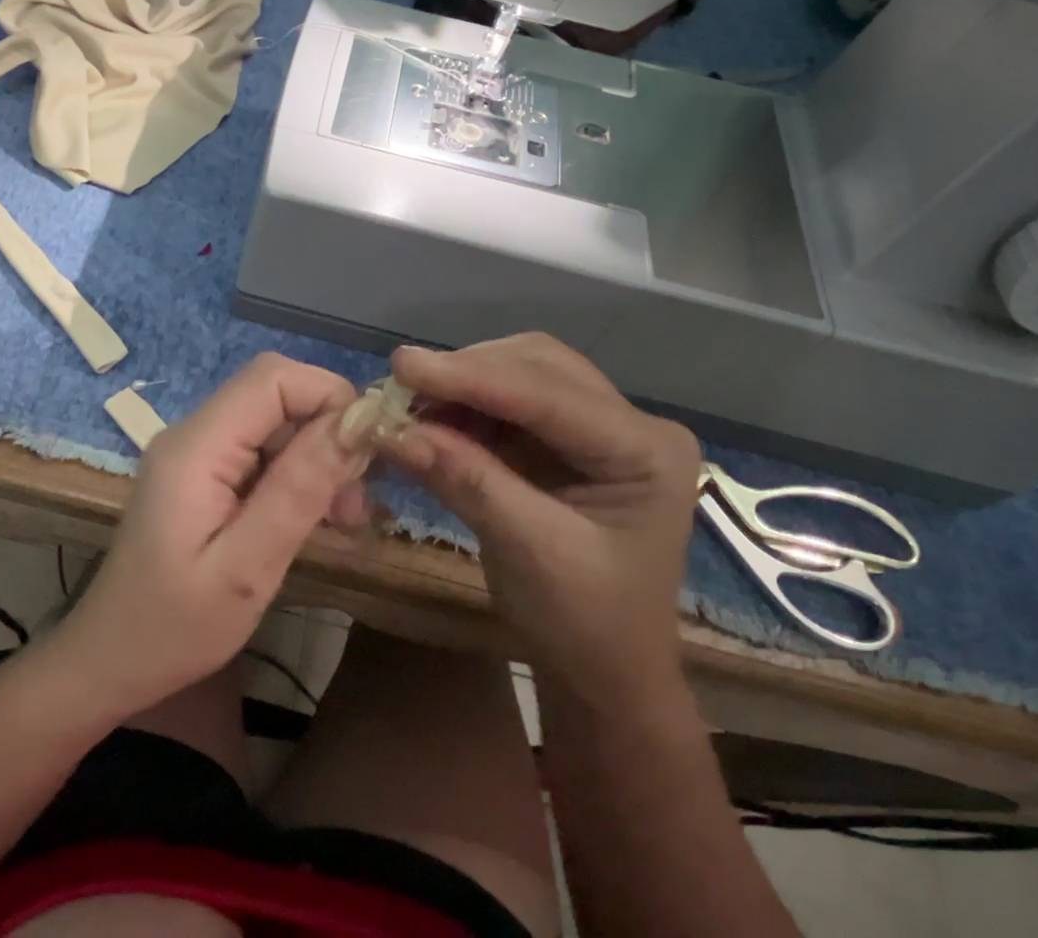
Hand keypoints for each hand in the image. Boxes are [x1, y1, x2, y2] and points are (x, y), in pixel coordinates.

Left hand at [51, 354, 369, 715]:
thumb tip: (358, 423)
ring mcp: (193, 457)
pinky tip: (315, 520)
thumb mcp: (247, 567)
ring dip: (318, 460)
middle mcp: (191, 437)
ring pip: (273, 426)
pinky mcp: (200, 480)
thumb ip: (299, 490)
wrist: (113, 659)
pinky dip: (296, 478)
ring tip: (345, 519)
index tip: (372, 453)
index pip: (272, 377)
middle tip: (359, 504)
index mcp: (194, 448)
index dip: (331, 398)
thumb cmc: (175, 627)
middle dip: (329, 434)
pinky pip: (258, 456)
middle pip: (275, 397)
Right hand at [378, 336, 702, 701]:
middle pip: (540, 368)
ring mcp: (597, 434)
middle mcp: (630, 426)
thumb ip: (466, 481)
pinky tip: (427, 422)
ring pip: (521, 380)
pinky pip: (507, 412)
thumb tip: (390, 430)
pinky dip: (464, 413)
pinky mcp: (563, 450)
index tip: (403, 364)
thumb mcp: (528, 551)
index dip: (472, 377)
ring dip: (462, 388)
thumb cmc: (585, 623)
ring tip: (406, 405)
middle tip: (398, 388)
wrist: (605, 673)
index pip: (549, 396)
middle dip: (468, 373)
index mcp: (647, 449)